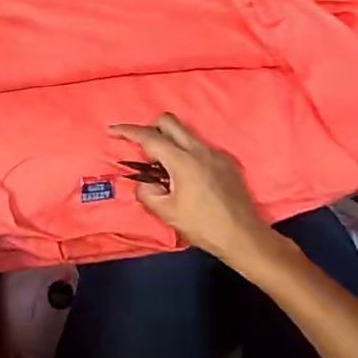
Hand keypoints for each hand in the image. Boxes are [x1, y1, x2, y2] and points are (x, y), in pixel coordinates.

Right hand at [109, 113, 281, 267]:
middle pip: (169, 122)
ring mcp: (216, 154)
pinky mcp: (227, 162)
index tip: (113, 130)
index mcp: (182, 161)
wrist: (243, 236)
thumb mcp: (166, 212)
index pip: (149, 137)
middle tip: (143, 151)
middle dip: (150, 128)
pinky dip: (186, 154)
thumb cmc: (203, 226)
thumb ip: (147, 192)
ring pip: (186, 134)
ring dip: (169, 142)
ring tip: (165, 169)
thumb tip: (143, 183)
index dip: (127, 131)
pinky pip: (200, 147)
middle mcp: (200, 150)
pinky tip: (188, 178)